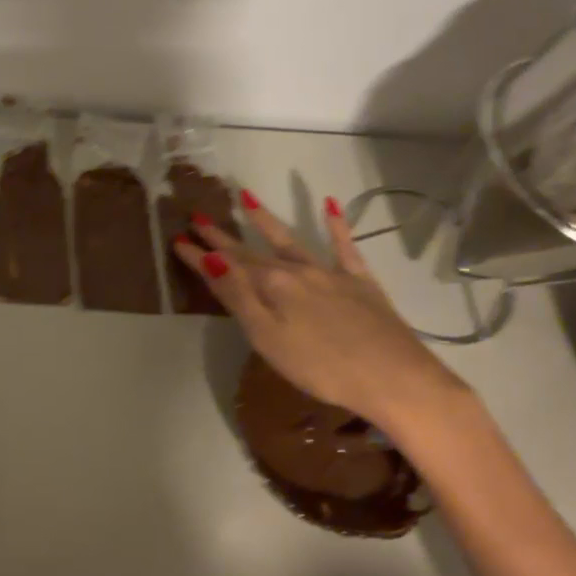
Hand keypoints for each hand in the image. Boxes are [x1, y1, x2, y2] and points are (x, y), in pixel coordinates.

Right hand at [173, 190, 466, 430]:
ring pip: (290, 240)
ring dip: (265, 219)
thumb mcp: (267, 338)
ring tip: (246, 197)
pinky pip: (344, 246)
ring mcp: (330, 273)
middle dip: (222, 236)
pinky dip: (336, 224)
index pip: (226, 266)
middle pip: (252, 251)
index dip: (200, 255)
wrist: (397, 379)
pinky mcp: (360, 282)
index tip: (178, 239)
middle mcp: (296, 271)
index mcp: (271, 286)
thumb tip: (211, 260)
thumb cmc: (322, 368)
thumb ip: (239, 297)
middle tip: (198, 217)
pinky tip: (330, 204)